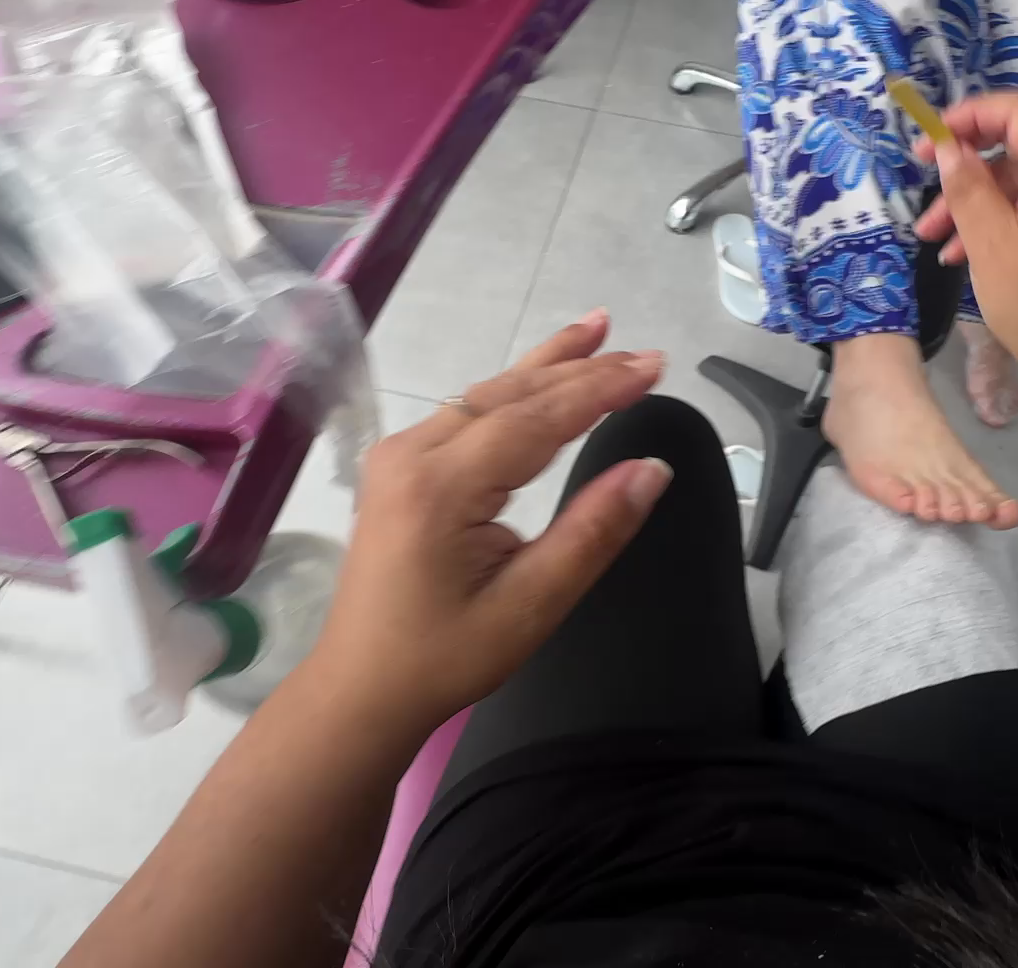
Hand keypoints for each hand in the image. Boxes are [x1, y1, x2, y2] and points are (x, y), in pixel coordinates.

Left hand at [315, 311, 669, 729]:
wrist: (362, 687)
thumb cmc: (447, 655)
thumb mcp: (532, 604)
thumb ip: (593, 531)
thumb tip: (653, 468)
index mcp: (441, 487)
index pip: (537, 419)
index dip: (600, 389)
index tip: (655, 366)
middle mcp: (414, 453)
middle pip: (512, 394)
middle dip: (583, 369)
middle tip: (645, 354)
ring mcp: (402, 454)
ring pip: (489, 394)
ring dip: (550, 365)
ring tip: (599, 329)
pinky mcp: (404, 464)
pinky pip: (470, 412)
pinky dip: (517, 388)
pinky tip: (542, 373)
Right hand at [911, 91, 1017, 391]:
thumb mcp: (991, 243)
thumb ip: (967, 187)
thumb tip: (947, 147)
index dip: (970, 116)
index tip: (927, 140)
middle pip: (1014, 145)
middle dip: (963, 167)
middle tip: (919, 181)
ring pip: (1013, 179)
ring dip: (968, 201)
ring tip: (929, 237)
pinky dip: (988, 221)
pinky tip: (956, 253)